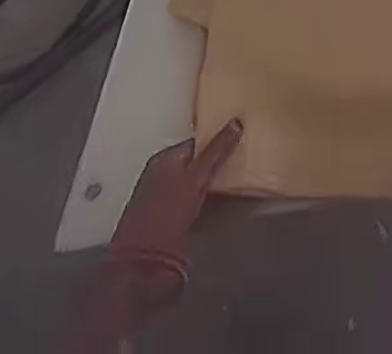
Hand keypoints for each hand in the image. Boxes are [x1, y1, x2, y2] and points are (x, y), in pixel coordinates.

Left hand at [97, 120, 242, 333]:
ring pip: (201, 184)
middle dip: (220, 162)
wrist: (145, 268)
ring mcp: (168, 202)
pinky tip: (231, 203)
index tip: (241, 137)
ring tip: (244, 180)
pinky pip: (201, 203)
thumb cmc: (164, 215)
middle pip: (198, 163)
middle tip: (246, 158)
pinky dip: (216, 202)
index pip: (197, 142)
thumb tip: (235, 123)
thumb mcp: (195, 178)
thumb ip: (216, 151)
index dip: (219, 139)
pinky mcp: (175, 223)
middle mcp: (163, 178)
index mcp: (163, 161)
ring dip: (220, 184)